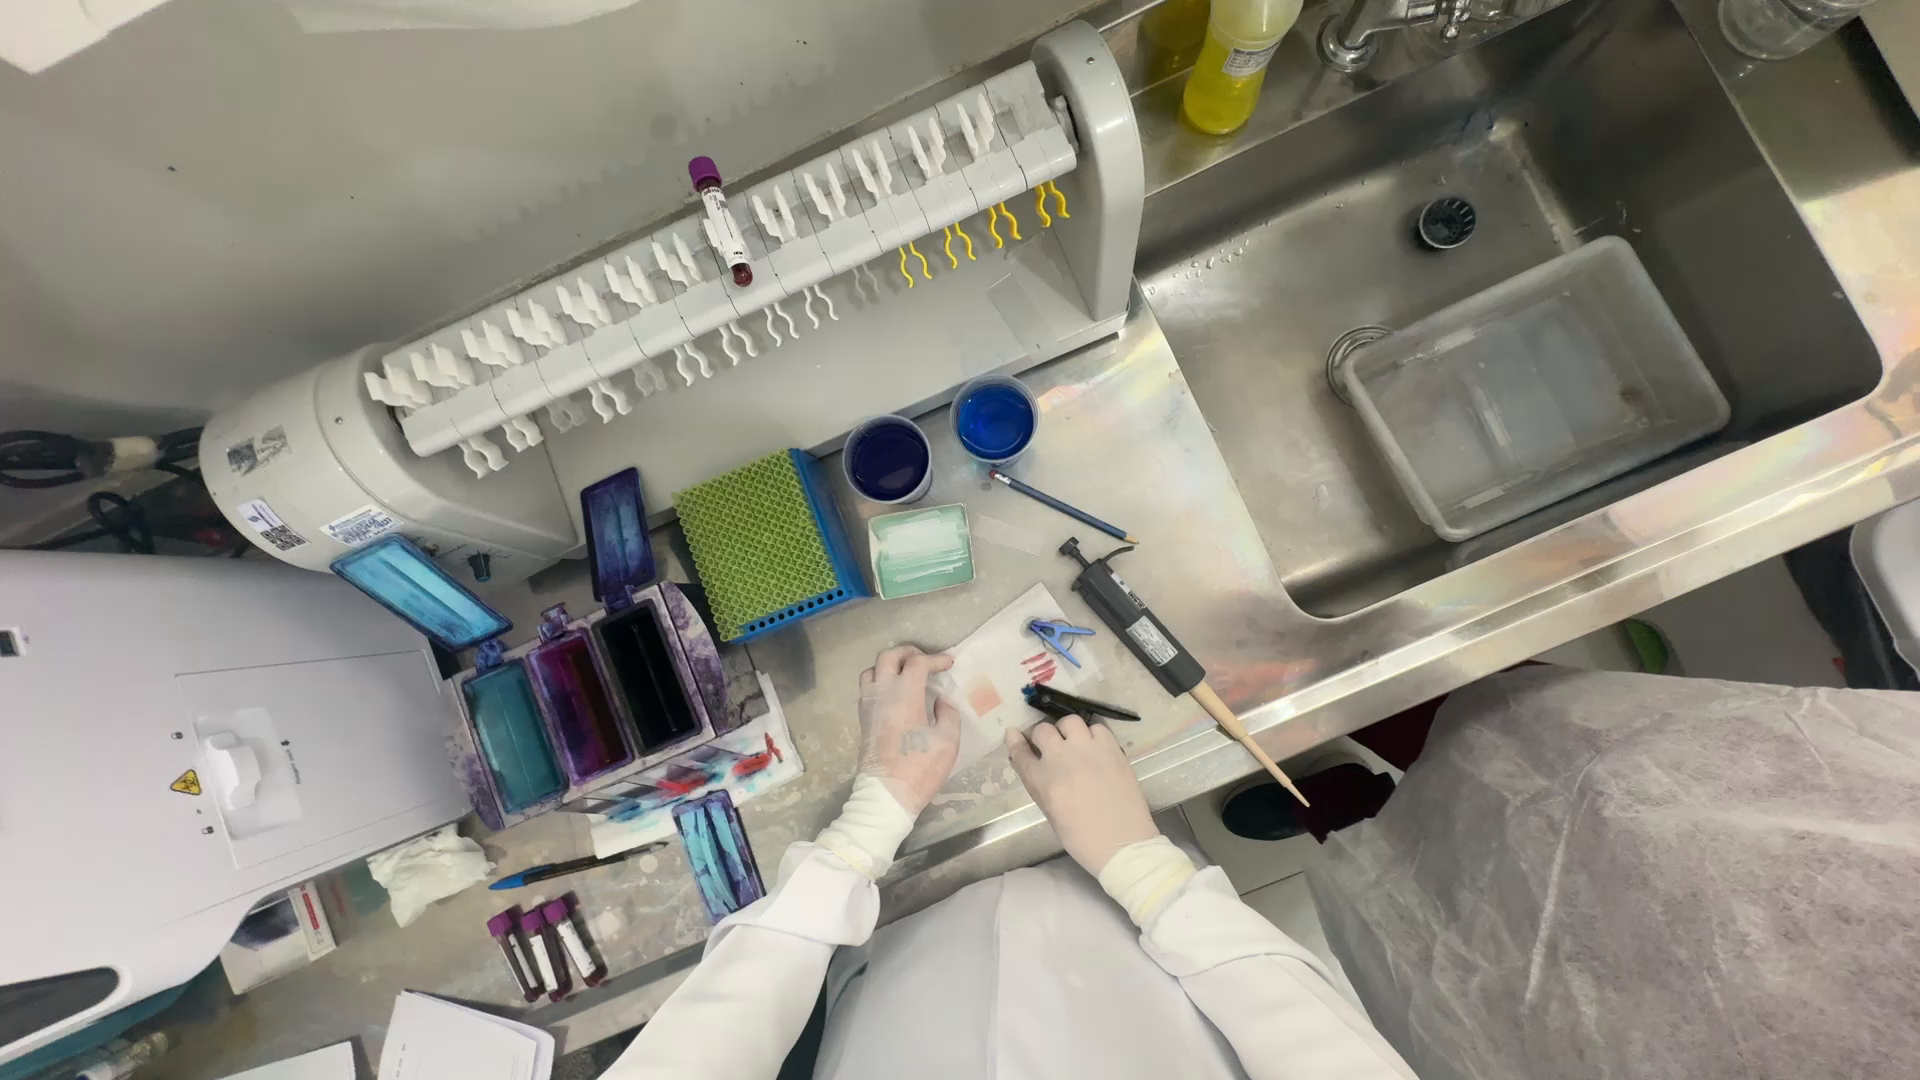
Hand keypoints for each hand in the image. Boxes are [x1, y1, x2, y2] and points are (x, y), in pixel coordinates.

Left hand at [857, 645, 962, 815]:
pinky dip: (881, 680)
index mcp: (904, 695)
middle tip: (926, 661)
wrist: (886, 795)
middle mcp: (882, 693)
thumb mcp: (948, 741)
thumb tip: (940, 701)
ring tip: (907, 673)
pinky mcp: (863, 719)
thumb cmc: (920, 768)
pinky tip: (895, 693)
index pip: (918, 663)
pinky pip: (867, 687)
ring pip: (872, 669)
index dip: (936, 659)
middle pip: (889, 656)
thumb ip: (948, 714)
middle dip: (909, 652)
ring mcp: (869, 705)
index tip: (949, 664)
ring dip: (890, 665)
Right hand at [1006, 715, 1158, 875]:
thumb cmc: (1082, 837)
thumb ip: (1038, 783)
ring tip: (1073, 742)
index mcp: (1042, 781)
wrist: (1122, 844)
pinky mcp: (1111, 748)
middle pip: (1043, 730)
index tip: (1015, 735)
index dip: (1016, 741)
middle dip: (1042, 736)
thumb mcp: (1050, 812)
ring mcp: (1088, 750)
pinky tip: (1095, 747)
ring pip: (1070, 722)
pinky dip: (1092, 734)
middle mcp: (1061, 759)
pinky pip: (1097, 728)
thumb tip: (1031, 762)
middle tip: (1050, 745)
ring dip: (1067, 730)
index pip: (1020, 752)